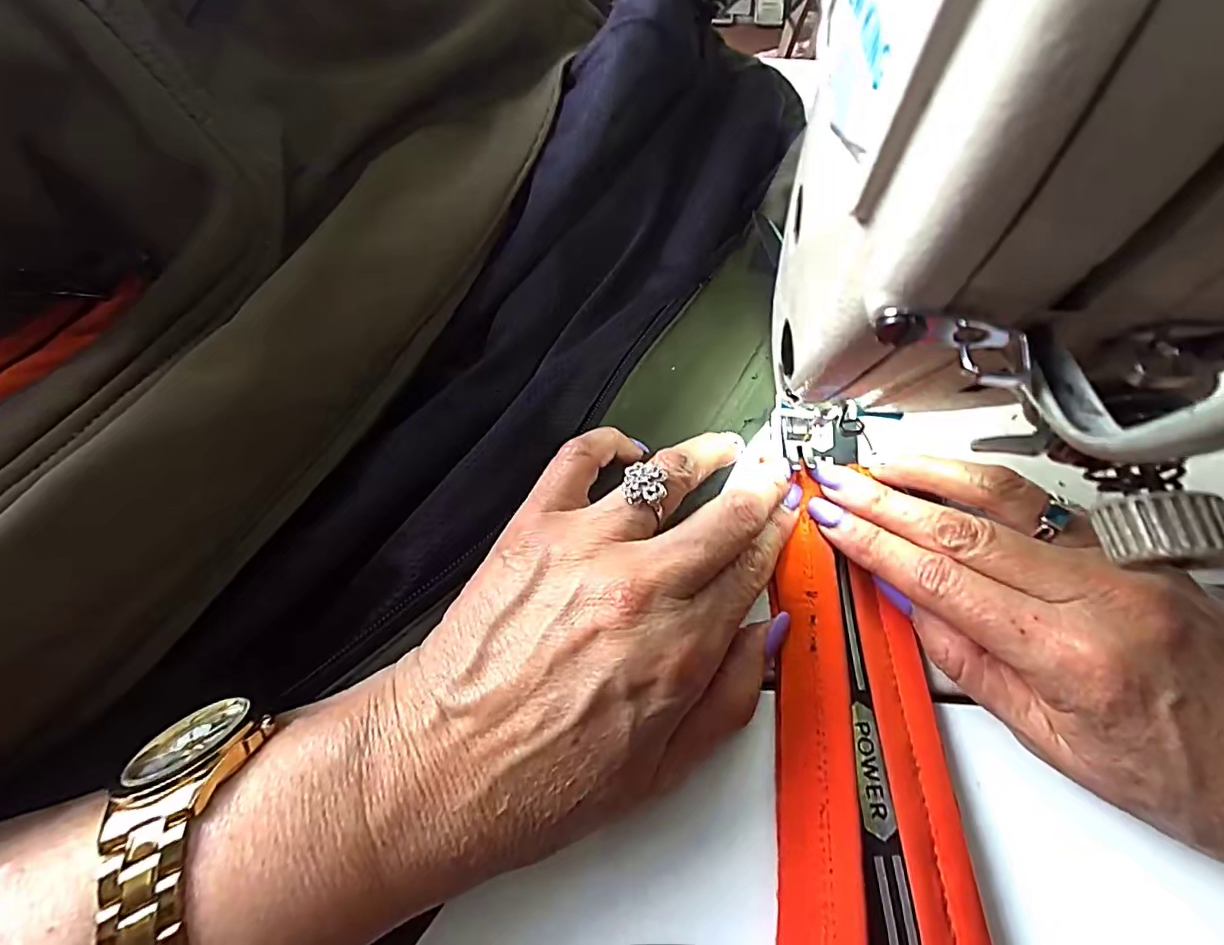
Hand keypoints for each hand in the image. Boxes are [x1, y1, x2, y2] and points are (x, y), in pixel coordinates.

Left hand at [361, 428, 800, 902]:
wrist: (436, 771)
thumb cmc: (543, 780)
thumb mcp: (664, 767)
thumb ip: (732, 695)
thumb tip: (766, 632)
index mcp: (679, 648)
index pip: (750, 565)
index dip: (777, 531)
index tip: (786, 512)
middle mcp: (641, 588)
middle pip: (726, 515)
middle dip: (761, 486)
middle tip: (771, 470)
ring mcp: (585, 549)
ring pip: (666, 477)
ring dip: (706, 454)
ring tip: (722, 447)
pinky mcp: (534, 530)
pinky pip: (579, 459)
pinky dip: (611, 443)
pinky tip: (630, 450)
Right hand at [803, 456, 1223, 910]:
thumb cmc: (1191, 779)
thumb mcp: (1061, 747)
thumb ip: (977, 665)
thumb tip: (915, 607)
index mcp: (1075, 655)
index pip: (947, 580)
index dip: (879, 545)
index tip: (837, 523)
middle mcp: (1100, 590)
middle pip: (965, 526)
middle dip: (887, 498)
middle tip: (838, 482)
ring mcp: (1122, 556)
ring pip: (1005, 494)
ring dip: (931, 473)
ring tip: (880, 464)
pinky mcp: (1133, 543)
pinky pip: (1044, 501)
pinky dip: (982, 482)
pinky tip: (949, 475)